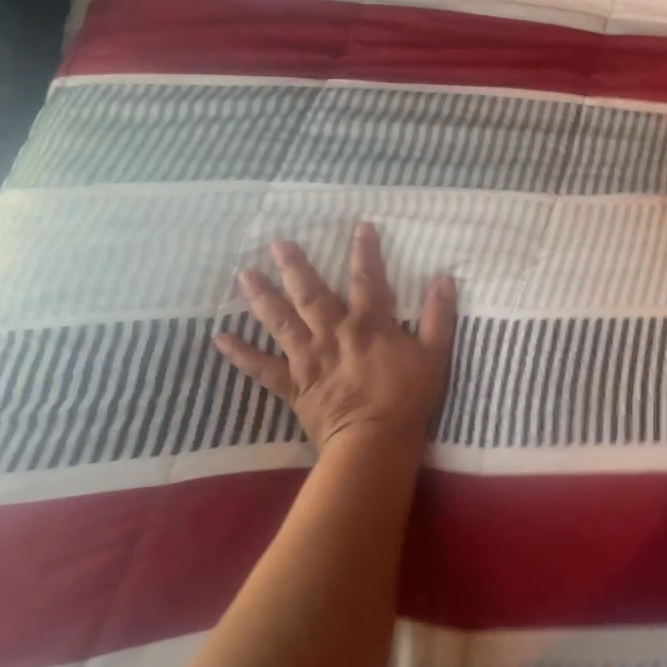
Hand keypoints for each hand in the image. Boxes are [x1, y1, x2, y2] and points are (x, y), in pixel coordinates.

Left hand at [214, 222, 455, 453]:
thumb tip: (444, 278)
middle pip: (310, 294)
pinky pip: (261, 368)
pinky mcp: (292, 385)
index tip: (359, 226)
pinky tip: (221, 338)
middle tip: (277, 243)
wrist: (373, 440)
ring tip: (245, 275)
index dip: (364, 251)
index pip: (367, 279)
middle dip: (295, 266)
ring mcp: (308, 359)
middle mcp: (333, 333)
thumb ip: (439, 315)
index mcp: (369, 324)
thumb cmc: (408, 396)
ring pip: (280, 321)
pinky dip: (241, 354)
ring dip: (262, 297)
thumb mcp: (435, 353)